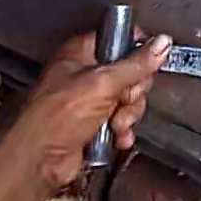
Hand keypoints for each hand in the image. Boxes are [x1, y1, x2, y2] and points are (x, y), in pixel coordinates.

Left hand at [0, 30, 169, 189]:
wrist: (38, 162)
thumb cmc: (57, 117)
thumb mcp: (103, 83)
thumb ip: (137, 63)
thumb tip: (162, 43)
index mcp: (82, 52)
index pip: (121, 39)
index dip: (137, 51)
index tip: (145, 65)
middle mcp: (86, 72)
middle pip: (131, 72)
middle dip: (133, 92)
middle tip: (122, 99)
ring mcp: (90, 99)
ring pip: (128, 98)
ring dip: (128, 114)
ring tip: (115, 124)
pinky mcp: (93, 122)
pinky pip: (121, 119)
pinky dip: (122, 130)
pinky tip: (117, 137)